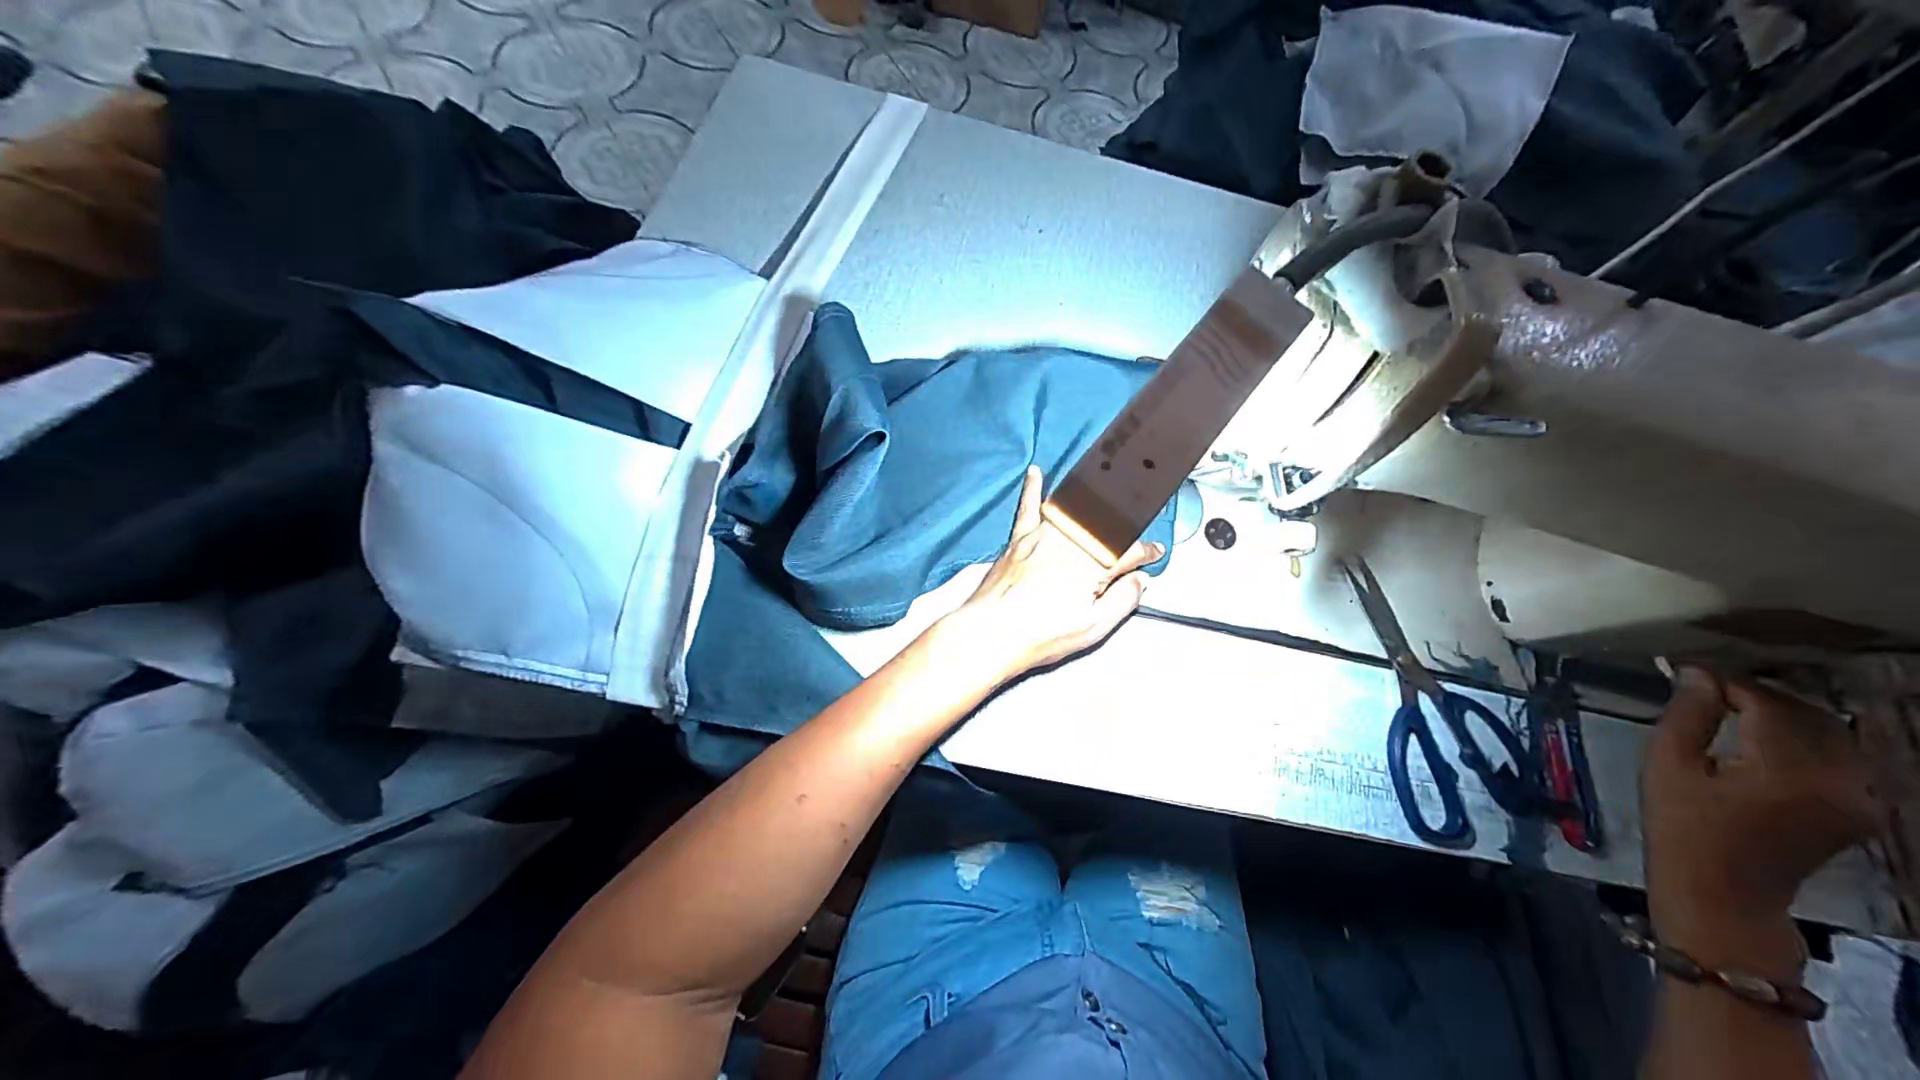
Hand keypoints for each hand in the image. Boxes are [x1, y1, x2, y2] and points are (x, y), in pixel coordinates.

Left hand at [935, 466, 1161, 687]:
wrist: (991, 631)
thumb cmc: (1039, 633)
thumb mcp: (1093, 627)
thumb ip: (1123, 600)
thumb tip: (1141, 581)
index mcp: (1093, 563)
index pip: (1130, 551)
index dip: (1147, 554)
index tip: (1154, 555)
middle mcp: (1070, 541)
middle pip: (1106, 525)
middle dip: (1125, 524)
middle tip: (1135, 524)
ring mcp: (1043, 536)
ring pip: (1073, 510)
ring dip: (1093, 501)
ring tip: (1108, 494)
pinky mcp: (1019, 539)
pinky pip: (1028, 507)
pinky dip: (1031, 489)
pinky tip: (1035, 473)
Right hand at [1642, 667, 1881, 974]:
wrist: (1723, 891)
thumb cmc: (1682, 827)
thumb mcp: (1666, 765)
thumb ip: (1688, 716)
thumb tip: (1697, 673)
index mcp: (1789, 771)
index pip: (1768, 704)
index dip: (1729, 682)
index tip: (1690, 672)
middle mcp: (1841, 782)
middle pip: (1808, 715)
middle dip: (1759, 696)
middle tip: (1709, 689)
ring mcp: (1861, 799)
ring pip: (1832, 732)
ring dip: (1785, 715)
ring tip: (1735, 711)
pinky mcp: (1863, 809)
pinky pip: (1844, 757)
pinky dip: (1808, 739)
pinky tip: (1769, 740)